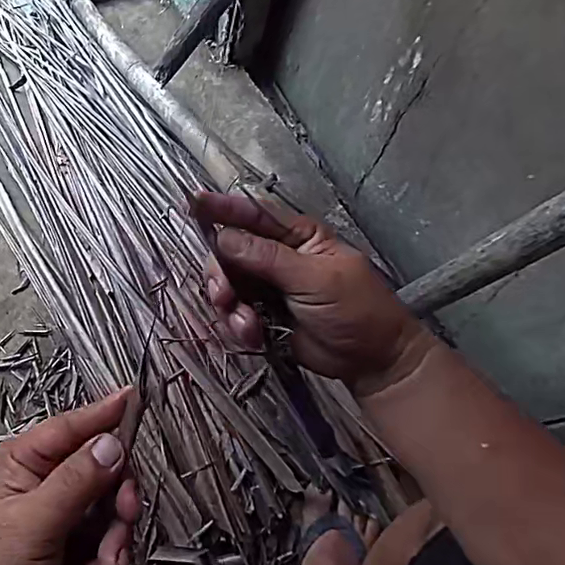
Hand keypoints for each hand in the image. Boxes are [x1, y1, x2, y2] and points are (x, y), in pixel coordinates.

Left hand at [0, 389, 142, 564]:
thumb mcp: (31, 525)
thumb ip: (74, 483)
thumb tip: (112, 443)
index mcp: (26, 462)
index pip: (73, 427)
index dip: (106, 414)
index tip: (136, 399)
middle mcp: (48, 482)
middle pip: (106, 471)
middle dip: (118, 504)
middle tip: (122, 522)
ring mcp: (65, 517)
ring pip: (114, 513)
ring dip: (113, 546)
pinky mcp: (77, 549)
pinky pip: (110, 546)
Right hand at [190, 191, 436, 396]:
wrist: (371, 361)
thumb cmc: (356, 309)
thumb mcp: (315, 279)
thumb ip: (268, 257)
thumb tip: (225, 236)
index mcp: (296, 235)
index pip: (253, 214)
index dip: (222, 208)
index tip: (193, 204)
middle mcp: (276, 255)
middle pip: (228, 252)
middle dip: (220, 275)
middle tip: (223, 296)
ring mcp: (266, 286)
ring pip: (226, 285)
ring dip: (229, 306)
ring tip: (247, 325)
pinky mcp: (260, 315)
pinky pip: (232, 312)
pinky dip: (236, 325)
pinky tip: (253, 336)